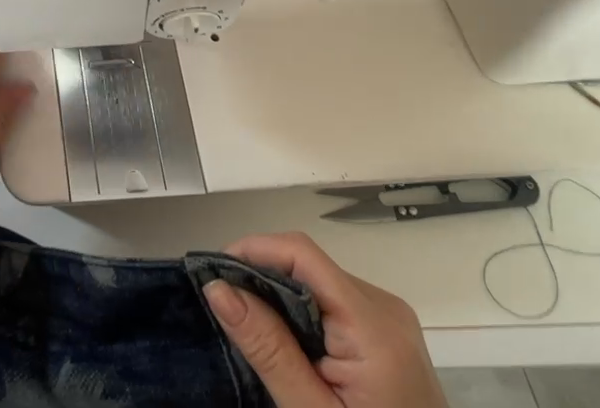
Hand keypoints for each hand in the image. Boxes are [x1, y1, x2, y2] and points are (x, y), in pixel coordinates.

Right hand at [203, 233, 446, 407]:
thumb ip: (267, 348)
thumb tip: (217, 287)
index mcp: (373, 326)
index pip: (301, 253)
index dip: (250, 251)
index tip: (209, 276)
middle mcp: (385, 308)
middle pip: (306, 265)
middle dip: (258, 278)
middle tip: (221, 313)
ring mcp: (390, 320)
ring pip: (315, 281)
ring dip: (276, 297)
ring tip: (248, 334)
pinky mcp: (387, 334)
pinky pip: (330, 302)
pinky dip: (298, 313)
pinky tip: (282, 346)